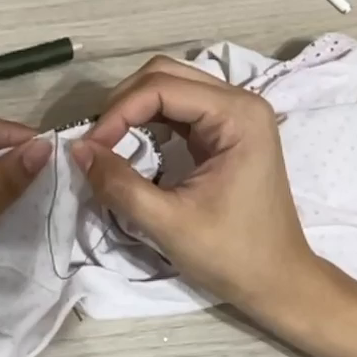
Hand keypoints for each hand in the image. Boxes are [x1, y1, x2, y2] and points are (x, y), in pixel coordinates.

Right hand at [72, 56, 337, 314]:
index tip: (91, 149)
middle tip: (97, 143)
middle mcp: (239, 102)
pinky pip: (177, 106)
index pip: (161, 87)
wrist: (278, 282)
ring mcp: (234, 114)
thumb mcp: (168, 223)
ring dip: (132, 108)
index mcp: (238, 115)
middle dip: (123, 103)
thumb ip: (120, 184)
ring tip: (107, 142)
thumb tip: (78, 150)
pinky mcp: (224, 130)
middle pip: (164, 75)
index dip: (119, 113)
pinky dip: (147, 118)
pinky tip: (130, 142)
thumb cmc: (232, 254)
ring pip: (168, 85)